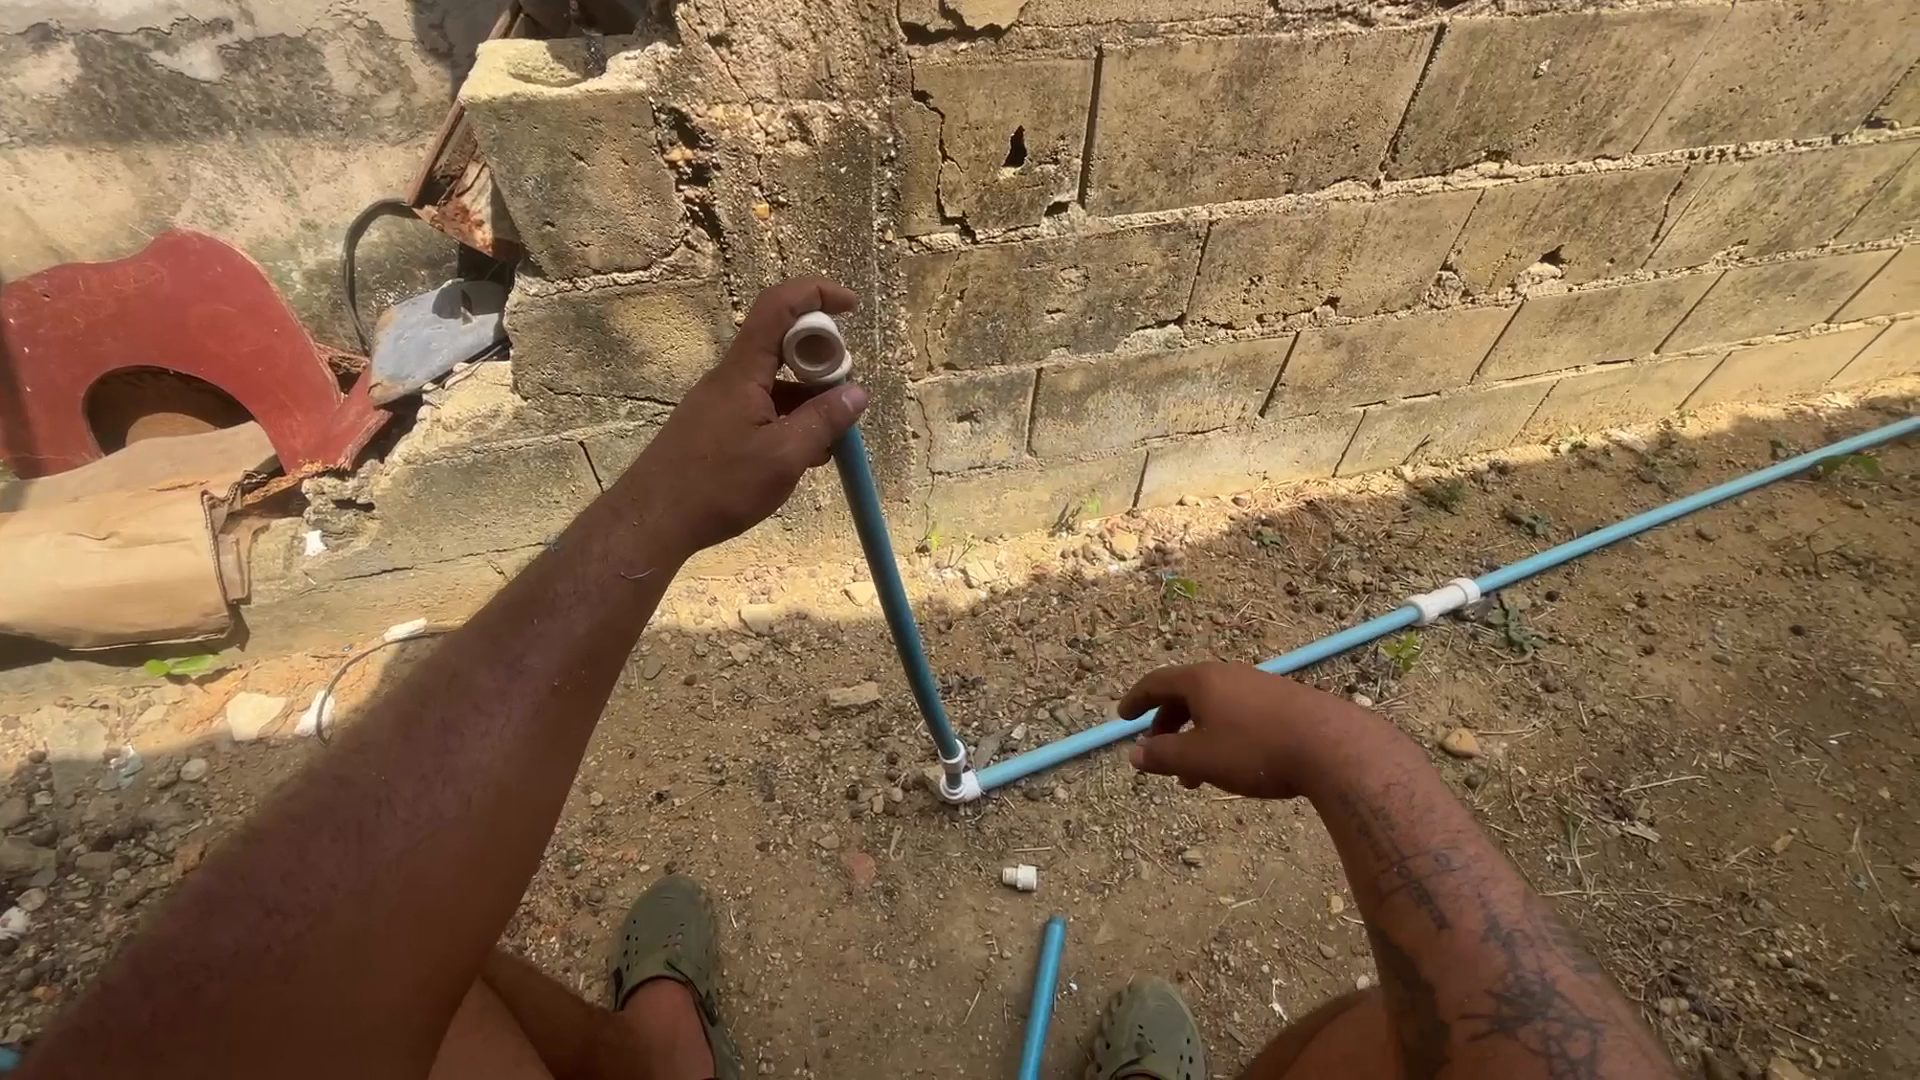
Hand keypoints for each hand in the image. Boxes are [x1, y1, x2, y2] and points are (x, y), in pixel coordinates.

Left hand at [622, 278, 869, 556]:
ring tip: (829, 444)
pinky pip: (763, 409)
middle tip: (845, 403)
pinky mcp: (717, 428)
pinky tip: (804, 457)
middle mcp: (731, 379)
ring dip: (809, 402)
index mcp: (744, 373)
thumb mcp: (784, 457)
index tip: (851, 306)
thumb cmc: (719, 486)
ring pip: (776, 384)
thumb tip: (858, 392)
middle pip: (782, 346)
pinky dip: (790, 422)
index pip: (777, 307)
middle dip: (823, 364)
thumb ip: (823, 421)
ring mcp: (722, 403)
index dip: (816, 294)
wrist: (653, 522)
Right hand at [1120, 662, 1369, 798]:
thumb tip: (1134, 754)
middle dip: (1168, 727)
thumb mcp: (1200, 759)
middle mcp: (1228, 674)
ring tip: (1197, 776)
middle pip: (1185, 695)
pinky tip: (1235, 765)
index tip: (1123, 717)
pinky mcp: (1285, 701)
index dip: (1136, 700)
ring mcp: (1259, 685)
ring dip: (1197, 737)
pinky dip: (1223, 735)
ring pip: (1214, 708)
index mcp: (1201, 680)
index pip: (1156, 682)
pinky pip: (1239, 713)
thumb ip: (1162, 756)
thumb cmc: (1256, 750)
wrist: (1336, 748)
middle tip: (1161, 756)